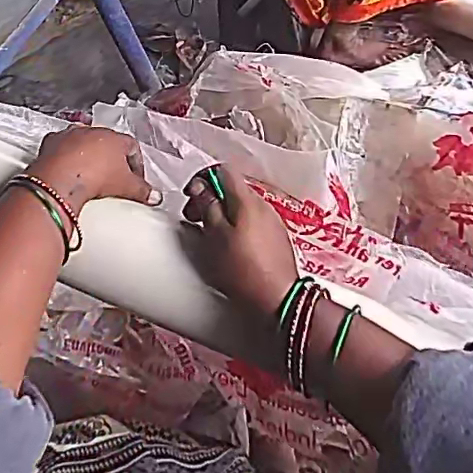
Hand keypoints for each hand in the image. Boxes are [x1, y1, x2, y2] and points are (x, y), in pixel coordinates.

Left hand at [25, 126, 151, 214]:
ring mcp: (71, 134)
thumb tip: (155, 197)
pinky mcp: (52, 141)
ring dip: (87, 153)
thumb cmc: (96, 177)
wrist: (61, 178)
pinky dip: (64, 154)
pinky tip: (66, 168)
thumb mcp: (126, 187)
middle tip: (112, 176)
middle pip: (107, 142)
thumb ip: (143, 190)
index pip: (132, 147)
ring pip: (83, 140)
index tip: (135, 178)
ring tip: (88, 173)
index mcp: (115, 138)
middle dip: (111, 157)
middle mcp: (93, 130)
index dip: (136, 164)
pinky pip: (61, 145)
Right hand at [182, 166, 298, 315]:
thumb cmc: (245, 271)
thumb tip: (202, 189)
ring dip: (223, 213)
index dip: (202, 178)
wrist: (279, 302)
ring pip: (241, 205)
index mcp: (247, 201)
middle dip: (210, 198)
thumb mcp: (215, 236)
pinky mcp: (277, 238)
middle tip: (196, 217)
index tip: (192, 195)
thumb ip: (207, 207)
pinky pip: (253, 222)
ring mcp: (273, 222)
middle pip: (232, 188)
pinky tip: (230, 246)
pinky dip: (237, 226)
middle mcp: (263, 206)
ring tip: (211, 235)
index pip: (223, 170)